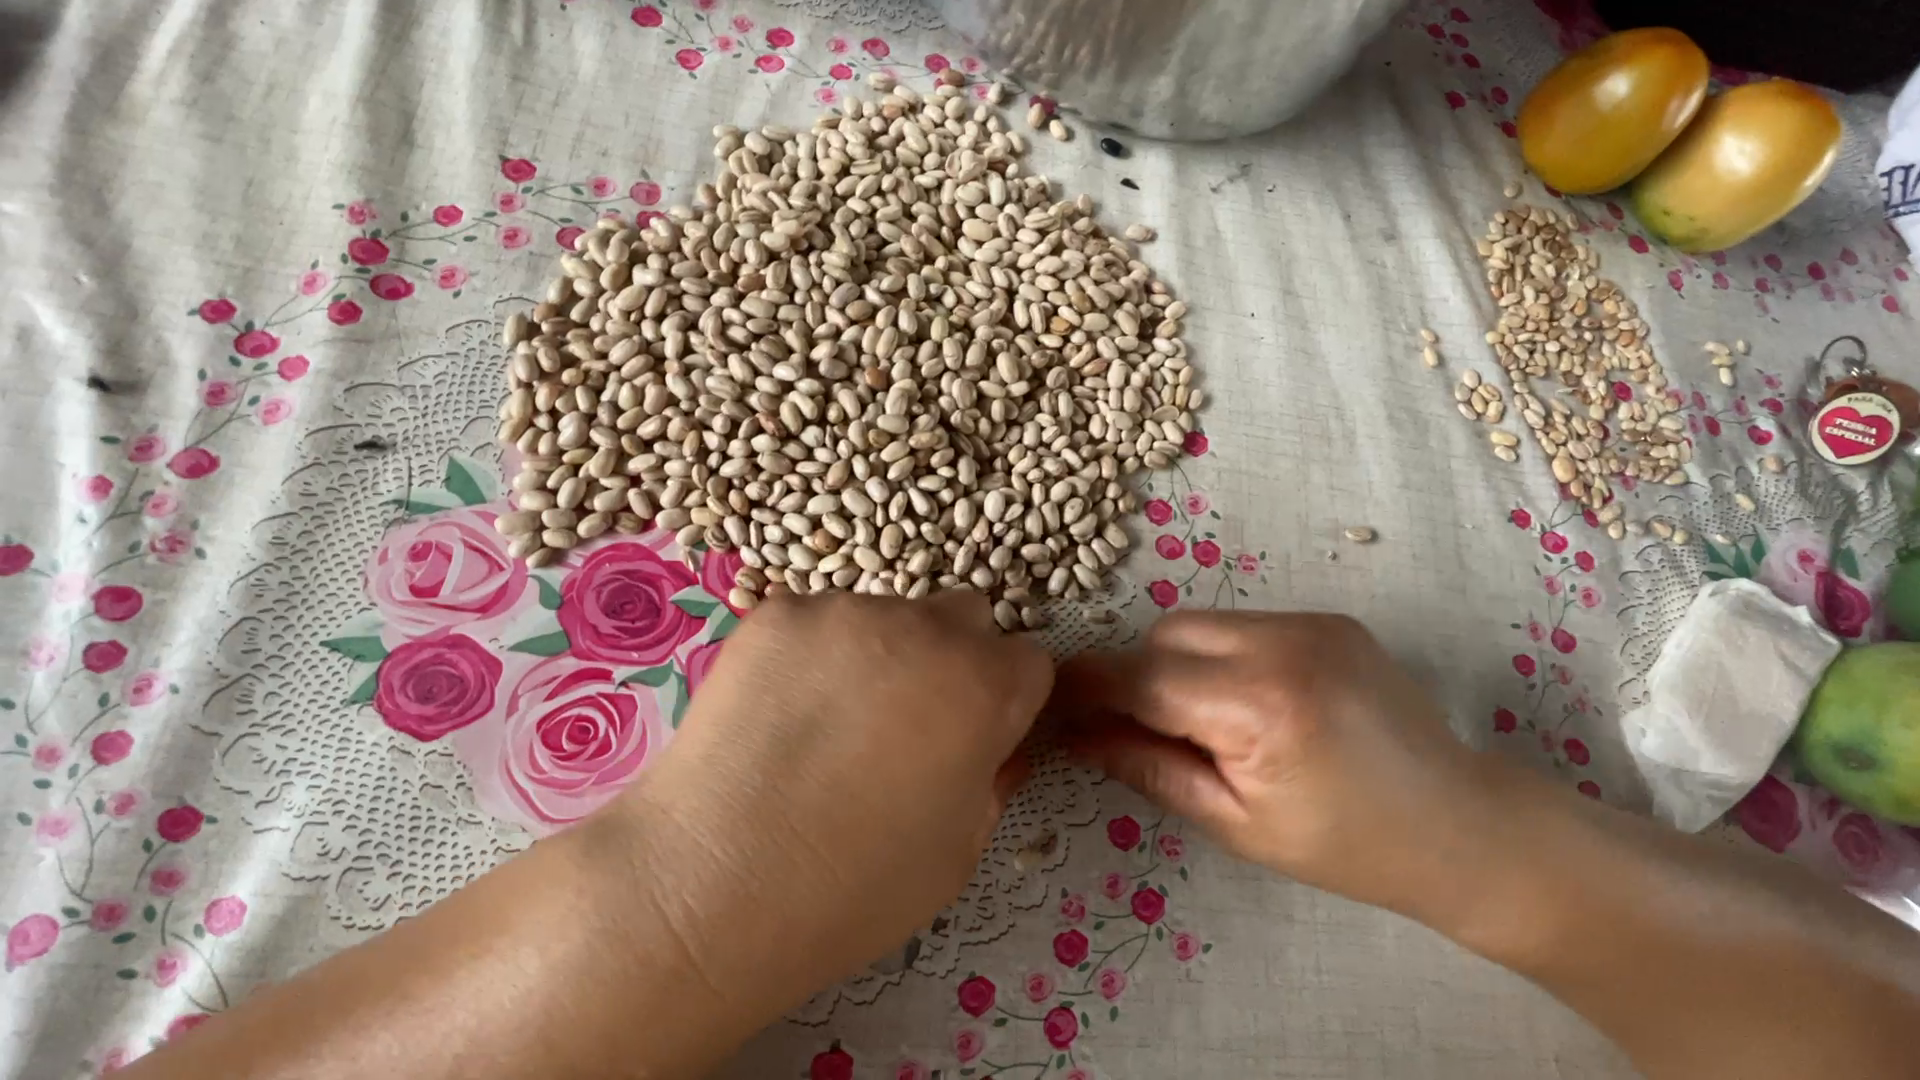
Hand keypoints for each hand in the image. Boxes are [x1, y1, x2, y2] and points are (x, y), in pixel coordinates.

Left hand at [602, 590, 1051, 1024]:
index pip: (1028, 662)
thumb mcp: (959, 850)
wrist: (712, 884)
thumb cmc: (854, 886)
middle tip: (907, 721)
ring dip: (880, 654)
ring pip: (888, 617)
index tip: (976, 735)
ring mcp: (846, 611)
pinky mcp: (777, 612)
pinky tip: (780, 711)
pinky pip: (819, 622)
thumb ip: (993, 778)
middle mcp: (925, 628)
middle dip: (955, 658)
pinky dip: (814, 654)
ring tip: (826, 724)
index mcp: (985, 686)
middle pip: (966, 618)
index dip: (1006, 701)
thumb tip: (992, 744)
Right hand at [1054, 611, 1493, 914]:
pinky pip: (1241, 623)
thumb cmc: (1344, 846)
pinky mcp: (1327, 617)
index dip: (1085, 687)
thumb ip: (1146, 767)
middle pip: (1163, 635)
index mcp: (1257, 706)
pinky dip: (1221, 654)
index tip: (1050, 701)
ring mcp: (1309, 621)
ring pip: (1198, 622)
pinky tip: (1250, 701)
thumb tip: (1074, 734)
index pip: (1139, 677)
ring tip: (1205, 719)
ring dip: (1178, 662)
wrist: (1462, 825)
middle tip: (1144, 730)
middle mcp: (1280, 643)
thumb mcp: (1232, 822)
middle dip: (1137, 676)